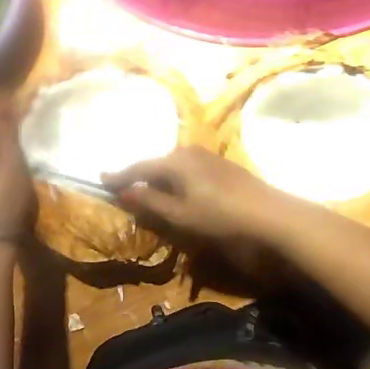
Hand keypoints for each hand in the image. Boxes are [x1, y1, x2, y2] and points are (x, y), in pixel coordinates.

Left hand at [0, 93, 33, 241]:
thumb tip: (3, 95)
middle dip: (0, 108)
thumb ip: (5, 127)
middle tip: (24, 100)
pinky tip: (11, 136)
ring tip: (21, 114)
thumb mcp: (11, 159)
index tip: (22, 89)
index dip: (1, 97)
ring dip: (0, 122)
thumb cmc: (7, 196)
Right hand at [103, 148, 293, 248]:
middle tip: (124, 188)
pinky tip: (178, 191)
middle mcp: (188, 151)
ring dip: (159, 178)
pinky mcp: (221, 165)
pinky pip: (187, 168)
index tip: (101, 180)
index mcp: (174, 161)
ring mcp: (207, 156)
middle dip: (139, 176)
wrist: (268, 213)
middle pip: (156, 163)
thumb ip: (150, 201)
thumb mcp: (179, 214)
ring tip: (148, 191)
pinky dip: (176, 179)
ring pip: (173, 165)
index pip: (139, 167)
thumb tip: (125, 190)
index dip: (120, 176)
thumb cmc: (218, 216)